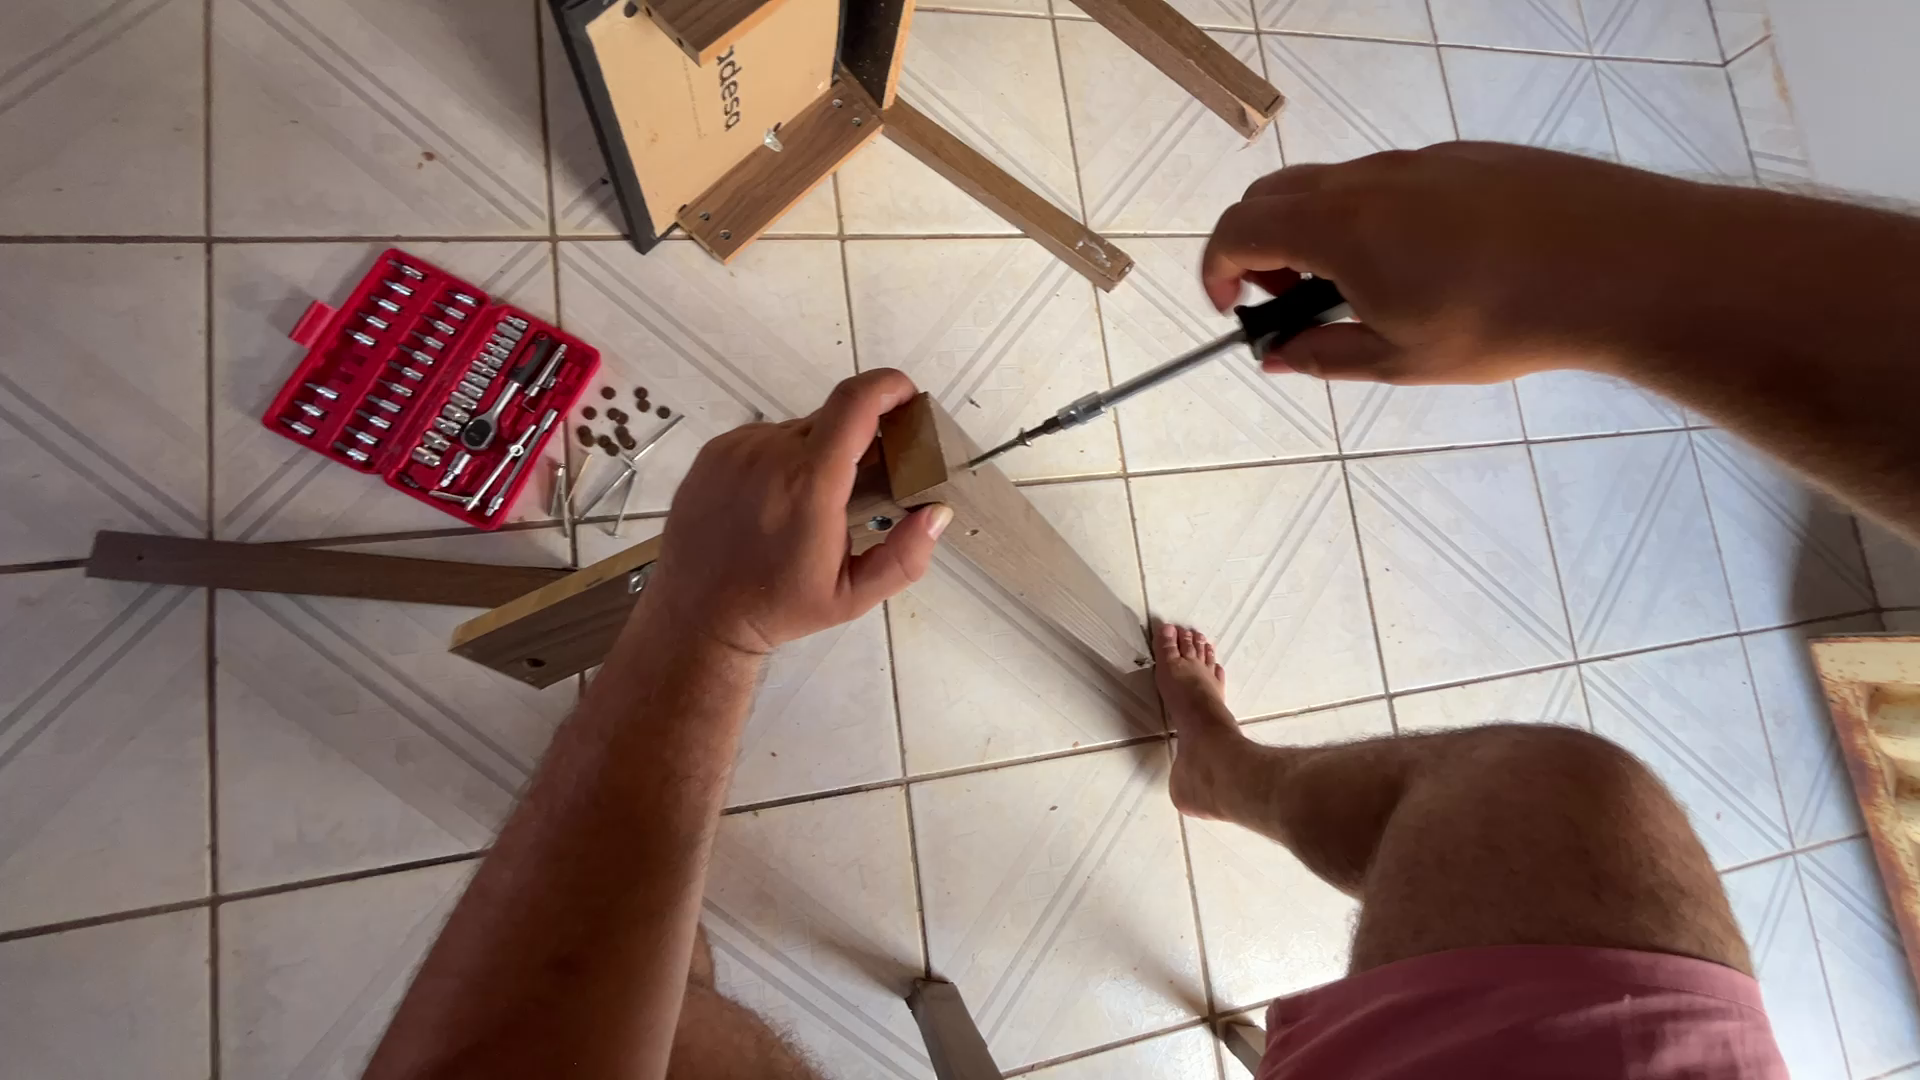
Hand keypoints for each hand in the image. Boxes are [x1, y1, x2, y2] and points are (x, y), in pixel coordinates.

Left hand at [648, 369, 951, 654]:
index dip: (887, 386)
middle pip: (831, 418)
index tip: (907, 395)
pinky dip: (782, 458)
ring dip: (818, 452)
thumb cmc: (780, 606)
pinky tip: (775, 500)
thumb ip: (904, 557)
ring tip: (810, 502)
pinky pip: (764, 439)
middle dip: (858, 437)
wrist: (697, 615)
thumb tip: (938, 512)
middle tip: (864, 478)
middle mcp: (769, 454)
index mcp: (809, 484)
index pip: (855, 403)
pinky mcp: (713, 453)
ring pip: (797, 430)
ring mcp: (736, 449)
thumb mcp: (853, 595)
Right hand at [1201, 142, 1728, 383]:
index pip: (1236, 231)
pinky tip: (1411, 265)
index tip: (1230, 311)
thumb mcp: (1394, 360)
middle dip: (1255, 251)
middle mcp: (1369, 180)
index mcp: (1339, 227)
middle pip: (1270, 197)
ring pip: (1325, 187)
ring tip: (1352, 292)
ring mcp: (1418, 161)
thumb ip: (1318, 355)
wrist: (1636, 265)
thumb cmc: (1503, 321)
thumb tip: (1275, 355)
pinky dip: (1358, 221)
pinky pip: (1381, 182)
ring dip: (1307, 237)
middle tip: (1287, 302)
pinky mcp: (1462, 158)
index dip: (1214, 272)